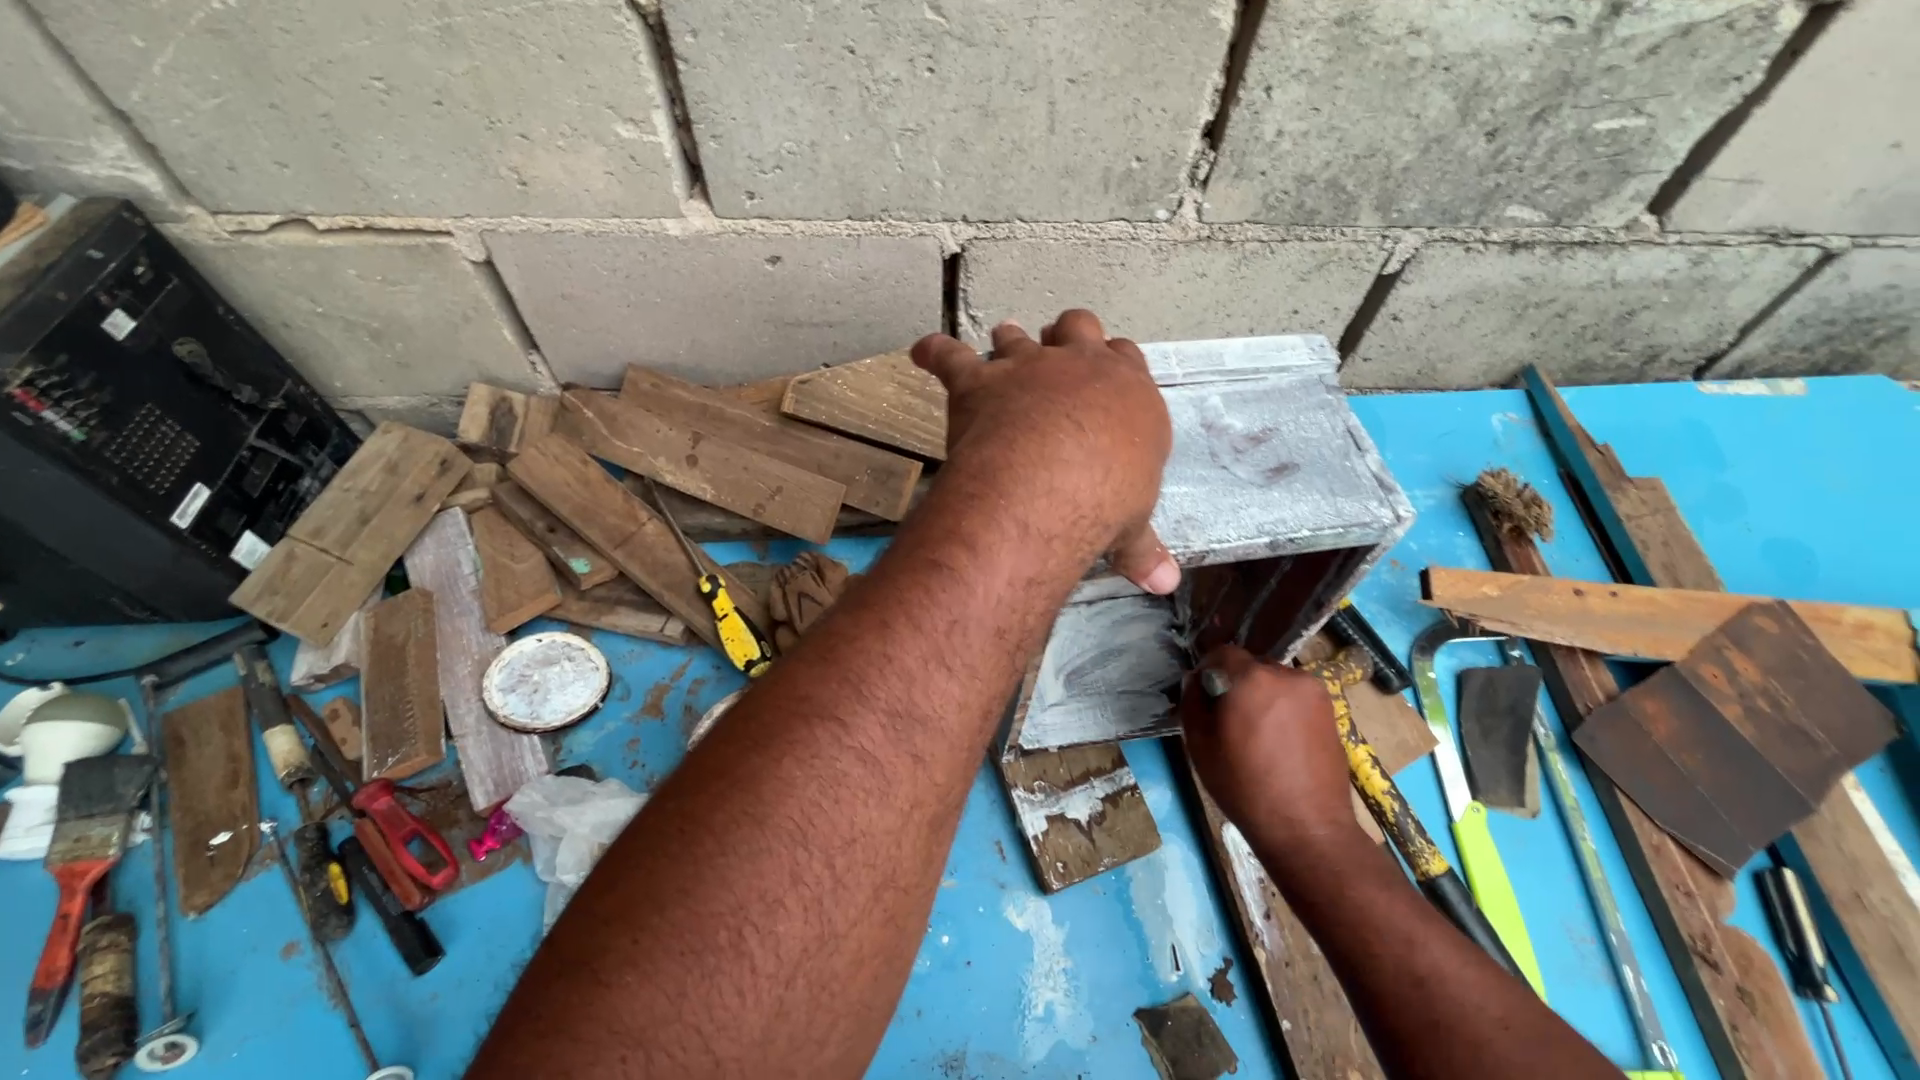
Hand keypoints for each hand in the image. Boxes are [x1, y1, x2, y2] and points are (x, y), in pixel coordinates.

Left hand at [911, 310, 1177, 593]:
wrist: (1049, 485)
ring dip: (1009, 338)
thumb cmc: (1105, 503)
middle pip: (1080, 326)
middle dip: (1067, 333)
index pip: (1128, 359)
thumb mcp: (1131, 528)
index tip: (1106, 369)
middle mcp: (1081, 366)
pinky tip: (922, 351)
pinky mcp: (978, 381)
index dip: (1115, 361)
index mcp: (1129, 394)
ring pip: (1017, 336)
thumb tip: (1165, 584)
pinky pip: (948, 355)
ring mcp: (1027, 368)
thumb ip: (1143, 549)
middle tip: (1056, 343)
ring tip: (1001, 338)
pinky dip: (933, 351)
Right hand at [1183, 645, 1365, 855]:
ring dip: (1262, 696)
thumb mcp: (1199, 746)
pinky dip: (1283, 709)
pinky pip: (1296, 697)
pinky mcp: (1331, 710)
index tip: (1203, 697)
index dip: (1208, 671)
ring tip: (1257, 734)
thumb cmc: (1244, 787)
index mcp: (1251, 679)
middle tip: (1229, 720)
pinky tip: (1279, 741)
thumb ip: (1192, 703)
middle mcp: (1286, 675)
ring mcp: (1314, 692)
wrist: (1306, 826)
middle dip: (1237, 684)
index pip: (1223, 653)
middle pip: (1251, 666)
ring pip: (1275, 681)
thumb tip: (1196, 681)